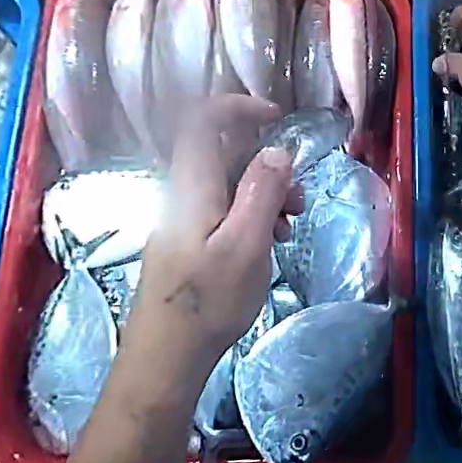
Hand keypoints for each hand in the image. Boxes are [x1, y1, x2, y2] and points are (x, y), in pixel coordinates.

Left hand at [124, 95, 299, 387]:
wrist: (165, 356)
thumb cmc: (207, 301)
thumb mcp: (246, 245)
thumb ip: (261, 192)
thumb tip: (277, 151)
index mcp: (193, 185)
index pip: (202, 119)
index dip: (238, 106)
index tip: (276, 119)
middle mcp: (183, 193)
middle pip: (223, 153)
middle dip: (266, 164)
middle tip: (297, 200)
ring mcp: (183, 218)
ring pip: (226, 183)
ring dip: (263, 194)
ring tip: (289, 226)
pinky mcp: (187, 240)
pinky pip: (221, 209)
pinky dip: (250, 215)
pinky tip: (268, 242)